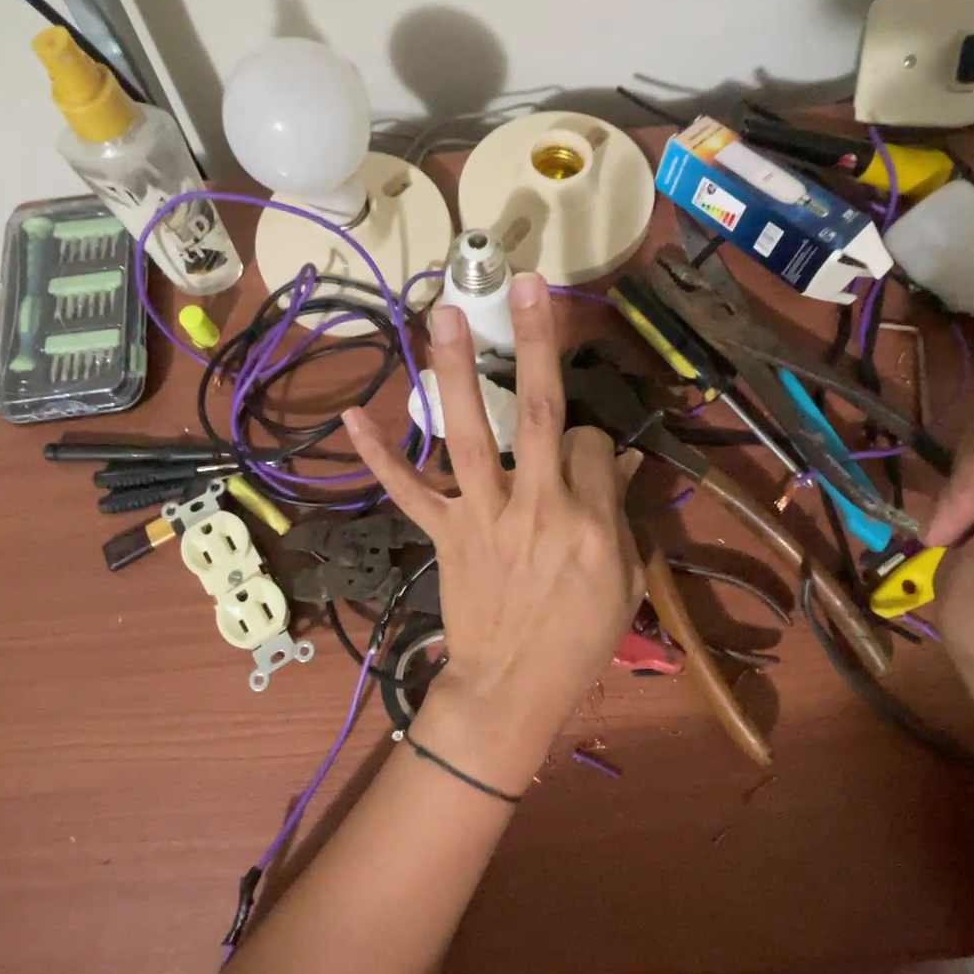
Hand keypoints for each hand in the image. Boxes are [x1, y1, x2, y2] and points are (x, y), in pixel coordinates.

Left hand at [343, 273, 643, 794]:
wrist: (510, 688)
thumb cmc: (577, 641)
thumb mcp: (621, 581)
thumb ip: (618, 515)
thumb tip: (616, 459)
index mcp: (587, 518)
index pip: (591, 440)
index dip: (593, 437)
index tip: (587, 451)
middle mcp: (534, 504)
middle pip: (540, 412)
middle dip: (536, 343)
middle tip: (525, 284)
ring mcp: (482, 514)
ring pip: (471, 433)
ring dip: (457, 371)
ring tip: (442, 316)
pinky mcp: (443, 530)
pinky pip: (407, 488)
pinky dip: (379, 454)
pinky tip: (353, 415)